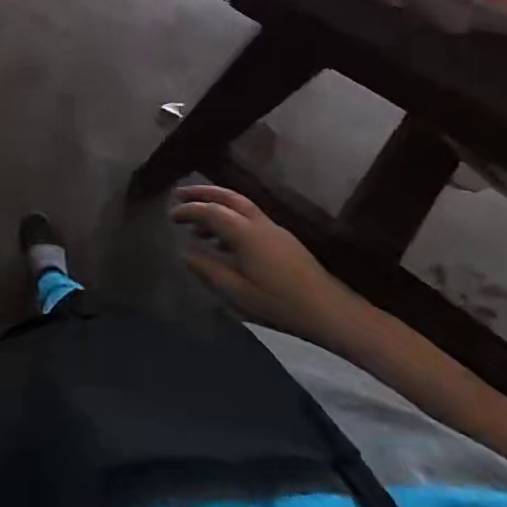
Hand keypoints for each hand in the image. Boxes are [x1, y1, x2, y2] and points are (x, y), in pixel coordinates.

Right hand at [171, 184, 366, 345]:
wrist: (335, 314)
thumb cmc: (282, 304)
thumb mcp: (238, 294)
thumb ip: (209, 270)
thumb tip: (188, 254)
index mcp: (246, 234)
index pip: (210, 211)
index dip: (188, 210)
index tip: (171, 216)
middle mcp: (260, 224)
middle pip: (228, 196)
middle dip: (202, 192)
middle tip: (179, 194)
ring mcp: (275, 230)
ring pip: (241, 205)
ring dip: (216, 205)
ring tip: (197, 224)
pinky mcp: (284, 241)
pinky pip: (250, 218)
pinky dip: (231, 218)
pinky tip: (224, 241)